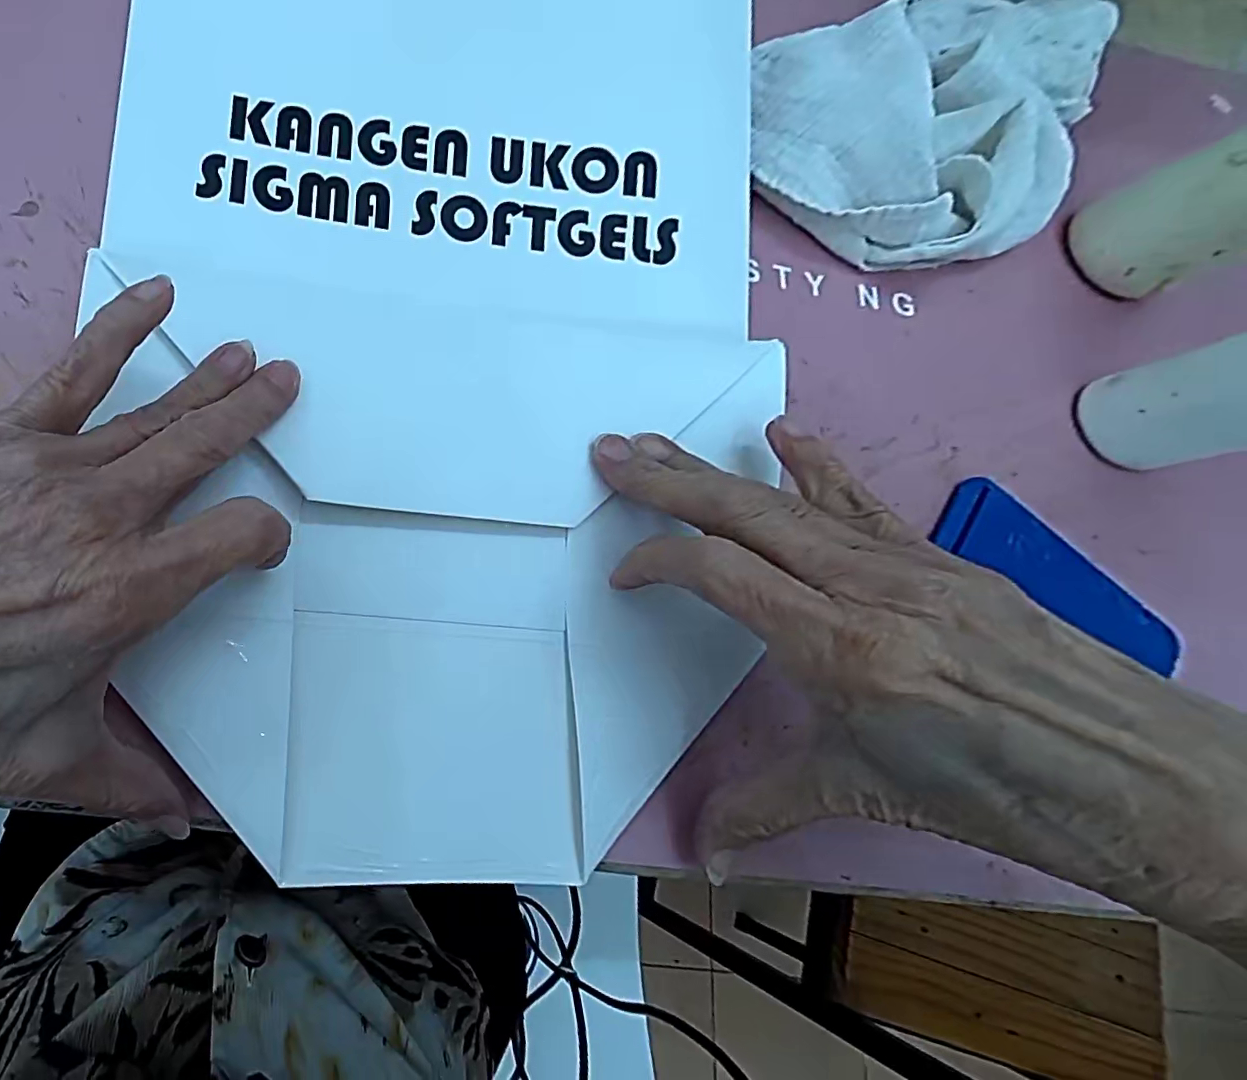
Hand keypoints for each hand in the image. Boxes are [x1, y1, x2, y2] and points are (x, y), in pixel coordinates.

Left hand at [0, 275, 298, 827]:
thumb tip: (193, 821)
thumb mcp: (45, 763)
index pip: (235, 537)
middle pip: (203, 449)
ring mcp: (49, 468)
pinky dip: (118, 331)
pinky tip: (154, 299)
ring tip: (245, 354)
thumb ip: (134, 784)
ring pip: (154, 412)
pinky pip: (74, 373)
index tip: (260, 544)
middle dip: (254, 415)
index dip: (262, 536)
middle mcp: (101, 518)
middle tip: (287, 381)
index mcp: (126, 593)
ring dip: (207, 380)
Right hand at [590, 421, 1154, 879]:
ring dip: (713, 467)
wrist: (1159, 786)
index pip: (720, 571)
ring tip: (659, 442)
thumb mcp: (856, 792)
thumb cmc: (1003, 791)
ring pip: (788, 499)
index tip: (624, 574)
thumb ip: (759, 806)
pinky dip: (813, 464)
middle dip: (664, 479)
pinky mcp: (939, 561)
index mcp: (840, 645)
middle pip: (743, 513)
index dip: (657, 561)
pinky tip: (784, 435)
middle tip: (611, 453)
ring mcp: (909, 566)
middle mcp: (870, 589)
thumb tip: (706, 850)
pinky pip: (859, 502)